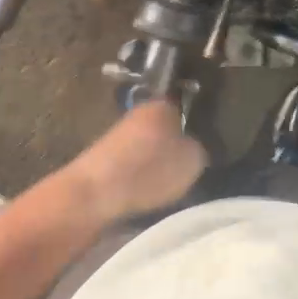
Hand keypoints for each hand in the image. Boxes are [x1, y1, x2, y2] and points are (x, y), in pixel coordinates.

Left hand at [55, 102, 207, 223]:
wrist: (95, 192)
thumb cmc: (149, 170)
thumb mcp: (192, 161)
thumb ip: (199, 150)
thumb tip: (193, 149)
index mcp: (161, 104)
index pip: (184, 107)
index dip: (194, 127)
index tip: (202, 148)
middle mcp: (139, 112)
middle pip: (164, 128)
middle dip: (173, 147)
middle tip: (187, 171)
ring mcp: (119, 134)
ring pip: (147, 147)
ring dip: (155, 164)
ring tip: (166, 188)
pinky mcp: (104, 157)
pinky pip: (131, 164)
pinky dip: (138, 178)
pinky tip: (143, 194)